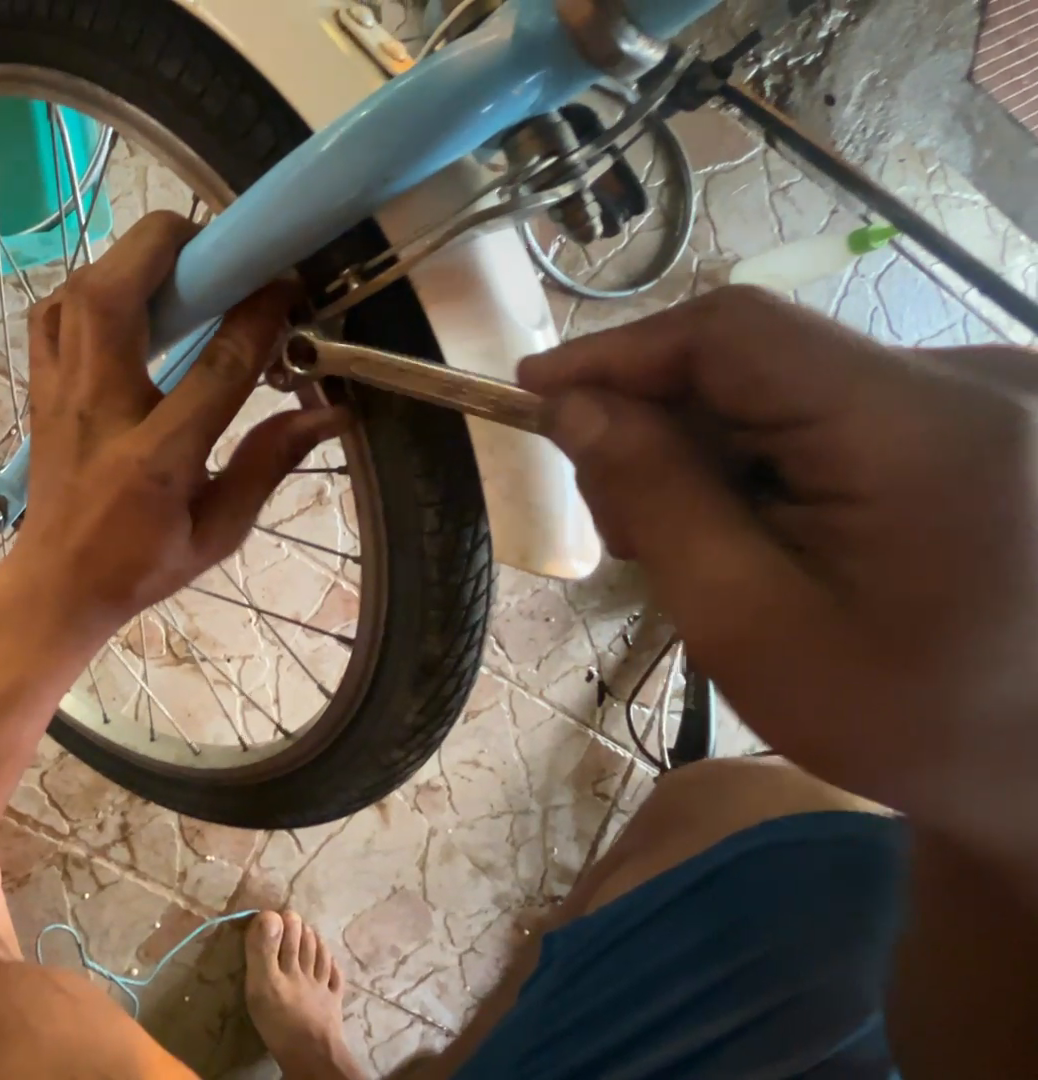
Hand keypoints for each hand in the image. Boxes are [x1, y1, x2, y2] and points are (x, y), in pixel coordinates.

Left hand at [0, 212, 348, 652]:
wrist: (56, 585)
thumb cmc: (139, 565)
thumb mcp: (218, 531)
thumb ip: (267, 465)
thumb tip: (330, 412)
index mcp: (155, 459)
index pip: (216, 365)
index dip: (259, 313)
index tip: (288, 284)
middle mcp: (98, 411)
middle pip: (116, 296)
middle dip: (170, 246)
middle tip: (218, 247)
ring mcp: (58, 396)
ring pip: (76, 294)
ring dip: (125, 262)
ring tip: (174, 269)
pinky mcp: (38, 391)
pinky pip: (50, 316)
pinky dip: (85, 290)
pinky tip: (120, 303)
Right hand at [519, 286, 1037, 865]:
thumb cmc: (903, 715)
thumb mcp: (743, 618)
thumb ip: (654, 497)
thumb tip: (569, 405)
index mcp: (928, 431)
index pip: (732, 333)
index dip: (614, 352)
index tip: (529, 395)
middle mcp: (976, 380)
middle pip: (746, 364)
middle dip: (652, 431)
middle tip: (626, 534)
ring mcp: (987, 394)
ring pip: (771, 388)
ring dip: (698, 454)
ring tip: (689, 546)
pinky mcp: (981, 416)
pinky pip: (816, 408)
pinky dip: (752, 460)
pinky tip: (751, 529)